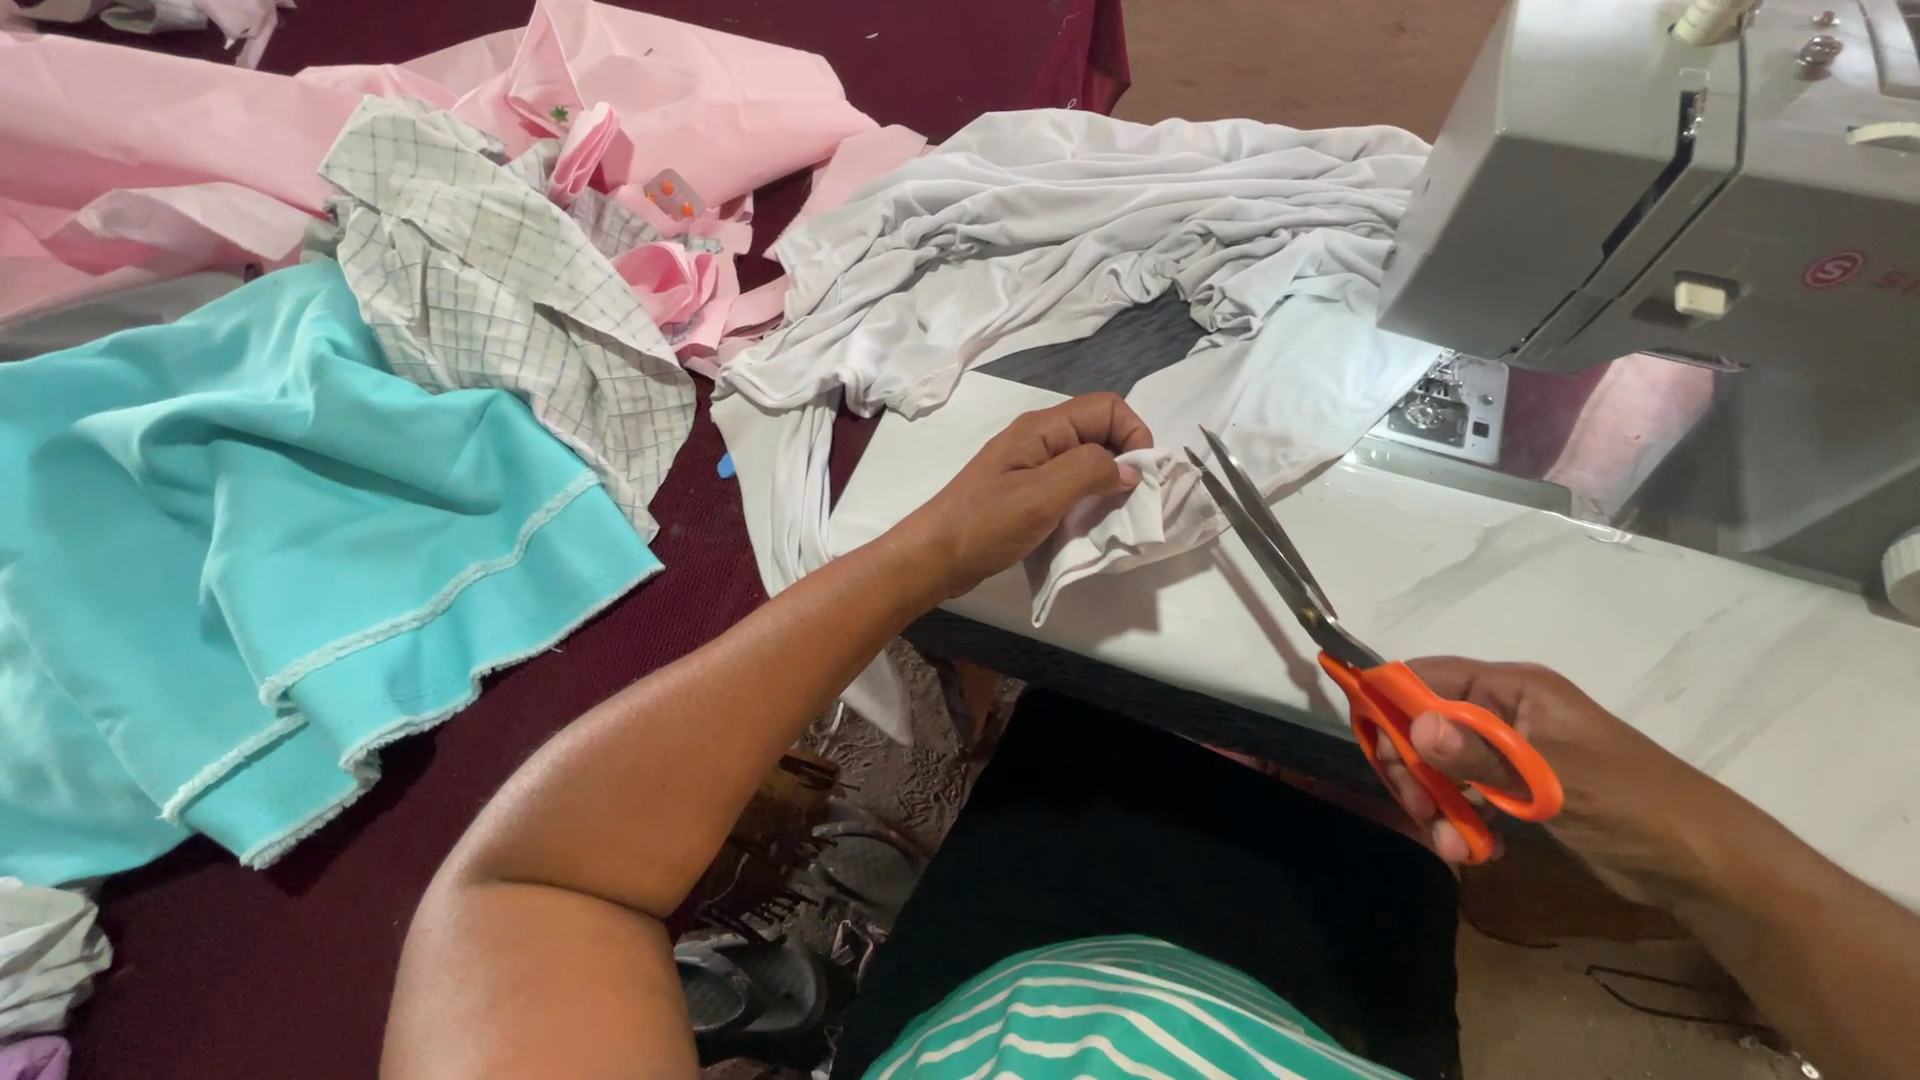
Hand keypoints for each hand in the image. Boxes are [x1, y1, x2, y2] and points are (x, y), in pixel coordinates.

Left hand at [895, 394, 1153, 600]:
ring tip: (1112, 516)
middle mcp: (1040, 440)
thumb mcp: (1042, 494)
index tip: (1141, 477)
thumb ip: (1089, 471)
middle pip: (1100, 433)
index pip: (1107, 407)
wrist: (935, 557)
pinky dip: (1087, 502)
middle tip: (1131, 501)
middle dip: (1125, 461)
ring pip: (1087, 462)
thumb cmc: (985, 523)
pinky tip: (1087, 526)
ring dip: (1107, 485)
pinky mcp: (1027, 495)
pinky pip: (1070, 488)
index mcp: (1043, 428)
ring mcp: (1032, 468)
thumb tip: (1130, 469)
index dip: (1133, 434)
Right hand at [1380, 658, 1744, 905]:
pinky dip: (1457, 819)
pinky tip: (1469, 848)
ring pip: (1440, 762)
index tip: (1367, 740)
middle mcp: (1503, 712)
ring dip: (1433, 801)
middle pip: (1424, 723)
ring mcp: (1510, 751)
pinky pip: (1464, 792)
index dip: (1389, 700)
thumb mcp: (1554, 779)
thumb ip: (1480, 754)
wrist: (1707, 868)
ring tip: (1447, 842)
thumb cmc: (1634, 804)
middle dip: (1411, 764)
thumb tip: (1414, 727)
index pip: (1427, 676)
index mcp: (1512, 689)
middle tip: (1414, 803)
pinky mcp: (1517, 788)